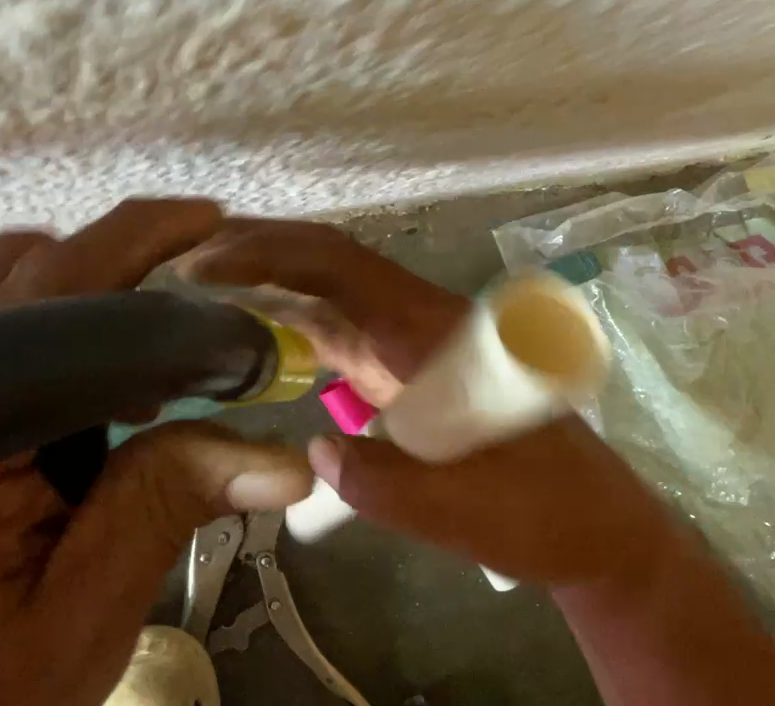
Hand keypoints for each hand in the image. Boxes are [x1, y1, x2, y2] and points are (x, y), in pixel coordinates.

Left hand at [0, 199, 312, 705]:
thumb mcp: (73, 625)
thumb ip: (159, 513)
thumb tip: (275, 456)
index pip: (52, 295)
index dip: (138, 242)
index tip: (208, 224)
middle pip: (16, 270)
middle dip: (113, 265)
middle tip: (192, 296)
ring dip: (76, 306)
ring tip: (150, 353)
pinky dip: (38, 342)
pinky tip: (85, 399)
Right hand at [178, 218, 666, 588]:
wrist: (593, 526)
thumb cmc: (540, 512)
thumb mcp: (465, 511)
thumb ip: (386, 483)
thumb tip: (312, 451)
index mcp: (430, 333)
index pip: (339, 266)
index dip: (269, 253)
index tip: (206, 262)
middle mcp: (412, 319)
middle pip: (325, 259)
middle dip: (255, 247)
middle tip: (181, 255)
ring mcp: (404, 338)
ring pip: (325, 284)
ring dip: (263, 272)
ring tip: (195, 277)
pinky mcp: (398, 362)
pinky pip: (331, 321)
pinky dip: (282, 311)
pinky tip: (244, 322)